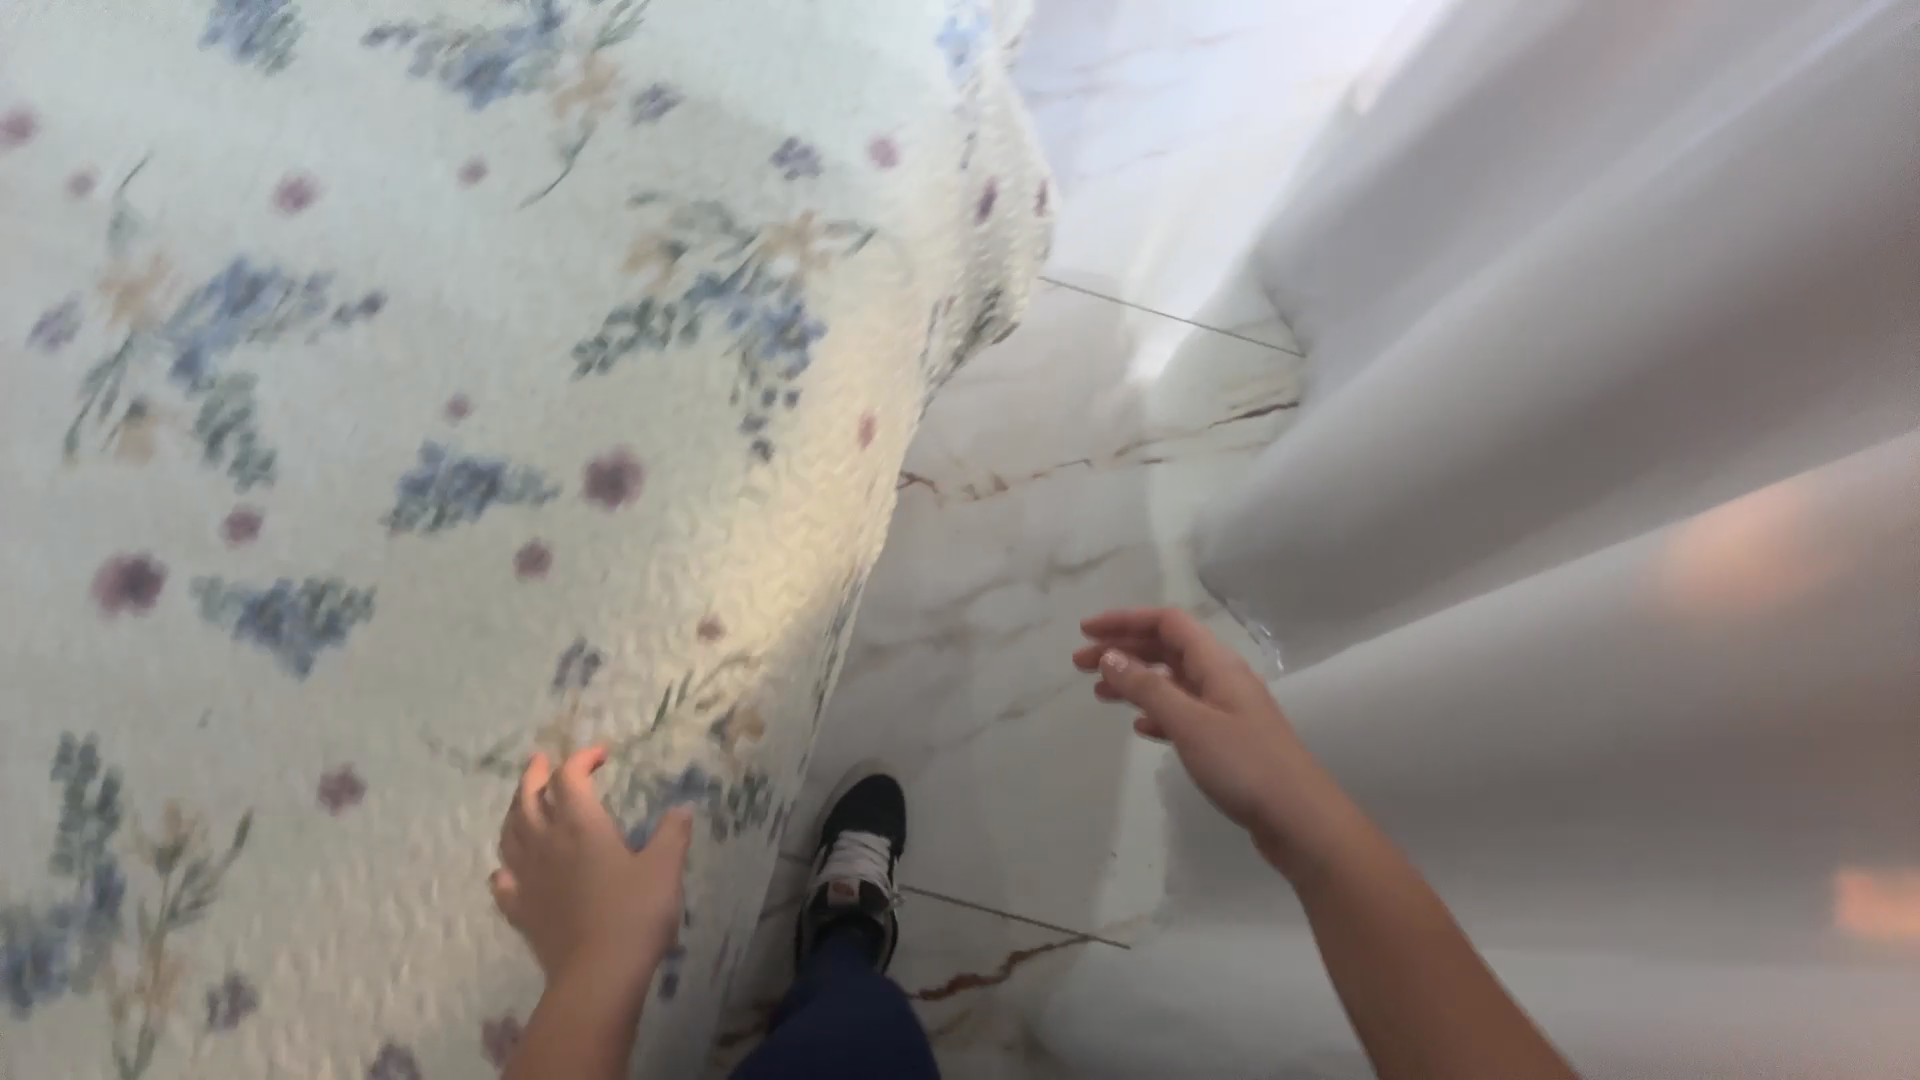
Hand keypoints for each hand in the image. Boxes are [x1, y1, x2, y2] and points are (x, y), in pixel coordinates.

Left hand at [490, 746, 693, 989]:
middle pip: (528, 800)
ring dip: (514, 812)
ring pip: (509, 835)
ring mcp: (529, 879)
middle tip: (541, 760)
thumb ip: (673, 833)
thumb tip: (682, 809)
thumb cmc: (635, 912)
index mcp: (582, 826)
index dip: (581, 760)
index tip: (602, 755)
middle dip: (534, 775)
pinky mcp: (521, 911)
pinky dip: (505, 865)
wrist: (598, 975)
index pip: (569, 779)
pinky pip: (503, 881)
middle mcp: (547, 844)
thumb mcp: (665, 866)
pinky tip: (510, 868)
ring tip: (523, 803)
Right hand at [1075, 608, 1329, 865]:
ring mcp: (1227, 709)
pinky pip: (1183, 711)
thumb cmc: (1244, 765)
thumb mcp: (1189, 723)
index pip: (1166, 622)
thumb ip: (1147, 687)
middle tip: (1080, 665)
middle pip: (1166, 647)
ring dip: (1135, 681)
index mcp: (1217, 663)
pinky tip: (1140, 728)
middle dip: (1122, 650)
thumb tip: (1108, 656)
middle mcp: (1222, 677)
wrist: (1301, 821)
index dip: (1124, 621)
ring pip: (1172, 681)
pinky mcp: (1228, 739)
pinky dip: (1156, 712)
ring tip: (1100, 694)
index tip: (1086, 632)